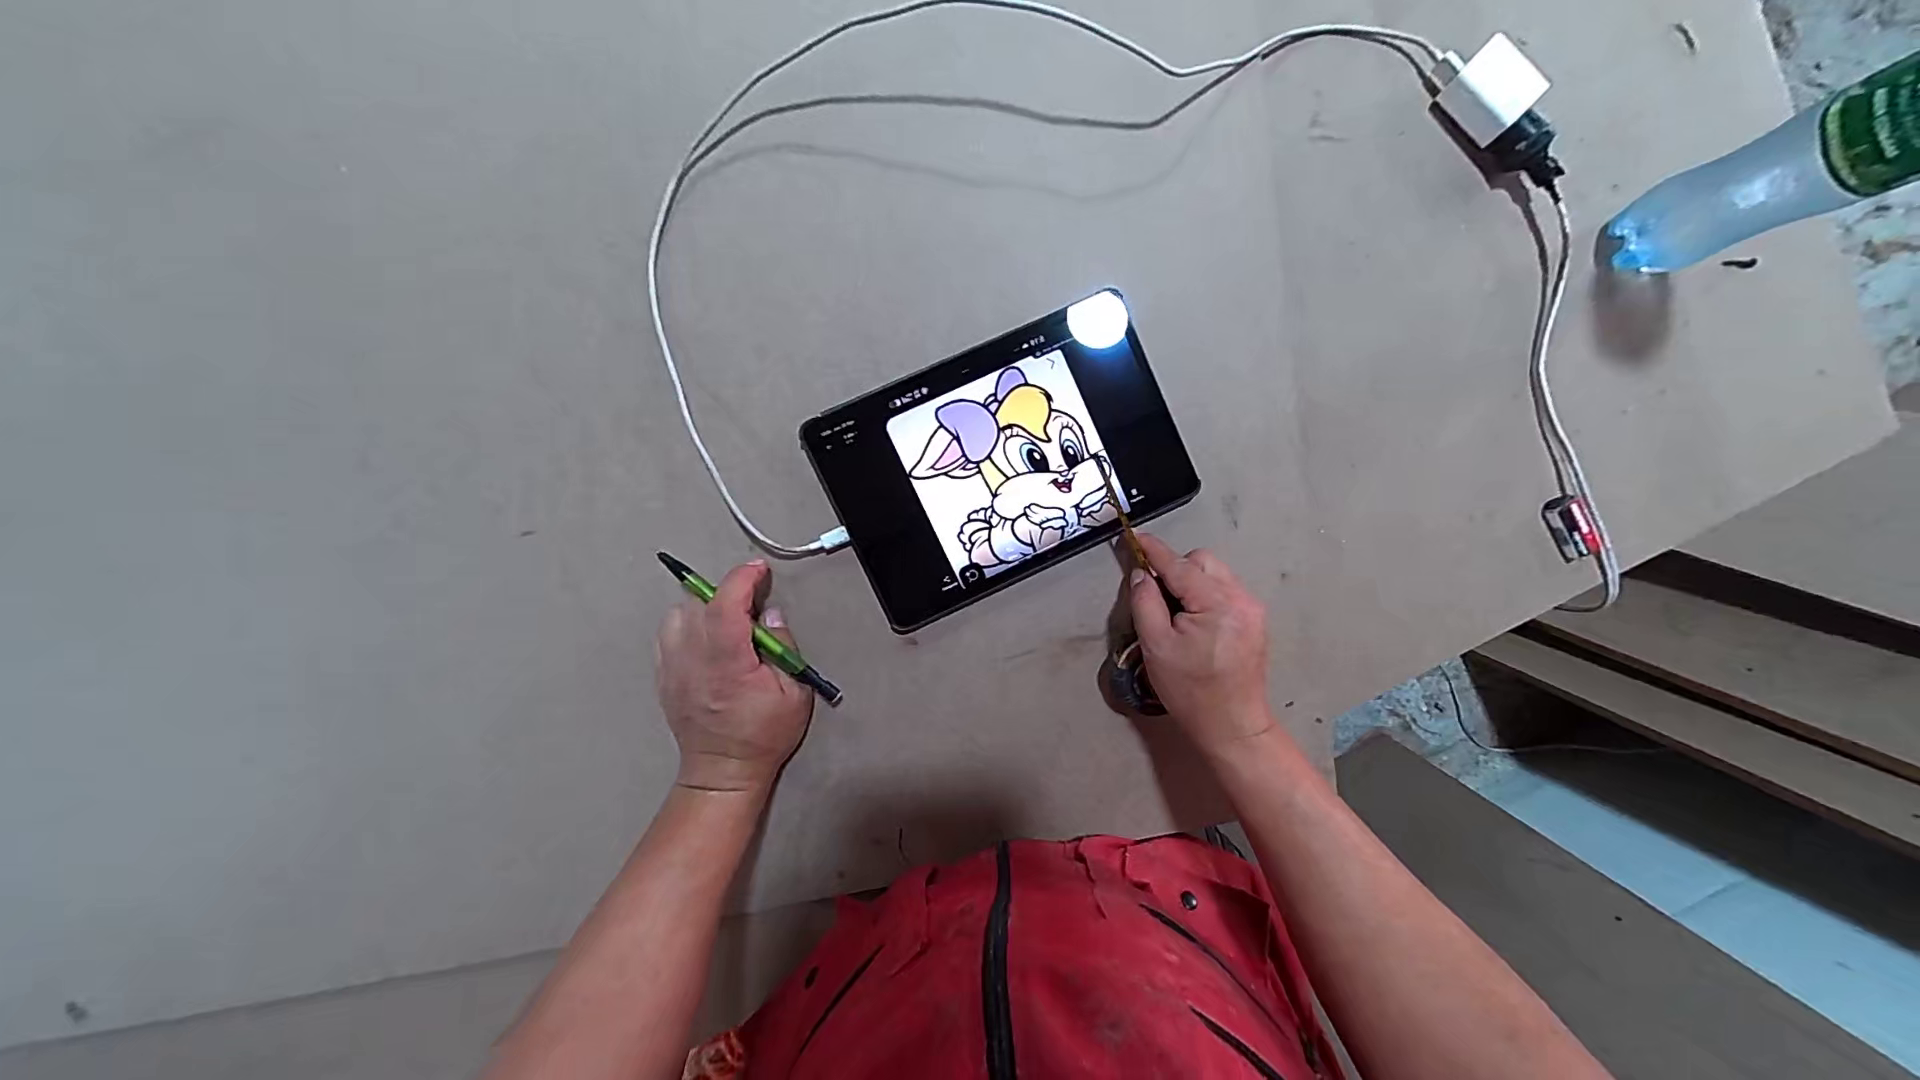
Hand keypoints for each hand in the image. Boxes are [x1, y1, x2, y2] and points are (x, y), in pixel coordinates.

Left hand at [655, 560, 814, 794]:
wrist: (723, 772)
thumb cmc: (762, 737)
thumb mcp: (794, 694)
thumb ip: (783, 647)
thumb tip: (771, 615)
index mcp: (727, 666)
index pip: (725, 607)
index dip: (742, 580)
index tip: (759, 570)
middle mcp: (693, 663)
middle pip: (699, 604)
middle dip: (728, 594)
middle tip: (752, 606)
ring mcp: (673, 670)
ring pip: (679, 615)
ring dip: (704, 608)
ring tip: (728, 623)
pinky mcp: (664, 677)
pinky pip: (668, 634)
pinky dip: (688, 625)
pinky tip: (707, 638)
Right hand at [1126, 533, 1277, 754]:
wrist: (1231, 725)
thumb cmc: (1191, 691)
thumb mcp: (1156, 646)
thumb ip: (1145, 602)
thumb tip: (1141, 574)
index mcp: (1217, 604)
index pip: (1179, 565)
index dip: (1153, 550)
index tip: (1135, 537)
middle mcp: (1241, 600)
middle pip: (1202, 561)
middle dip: (1176, 569)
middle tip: (1155, 594)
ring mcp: (1252, 609)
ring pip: (1215, 573)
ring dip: (1191, 581)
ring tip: (1175, 612)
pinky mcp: (1254, 620)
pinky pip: (1225, 590)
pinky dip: (1204, 594)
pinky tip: (1192, 620)